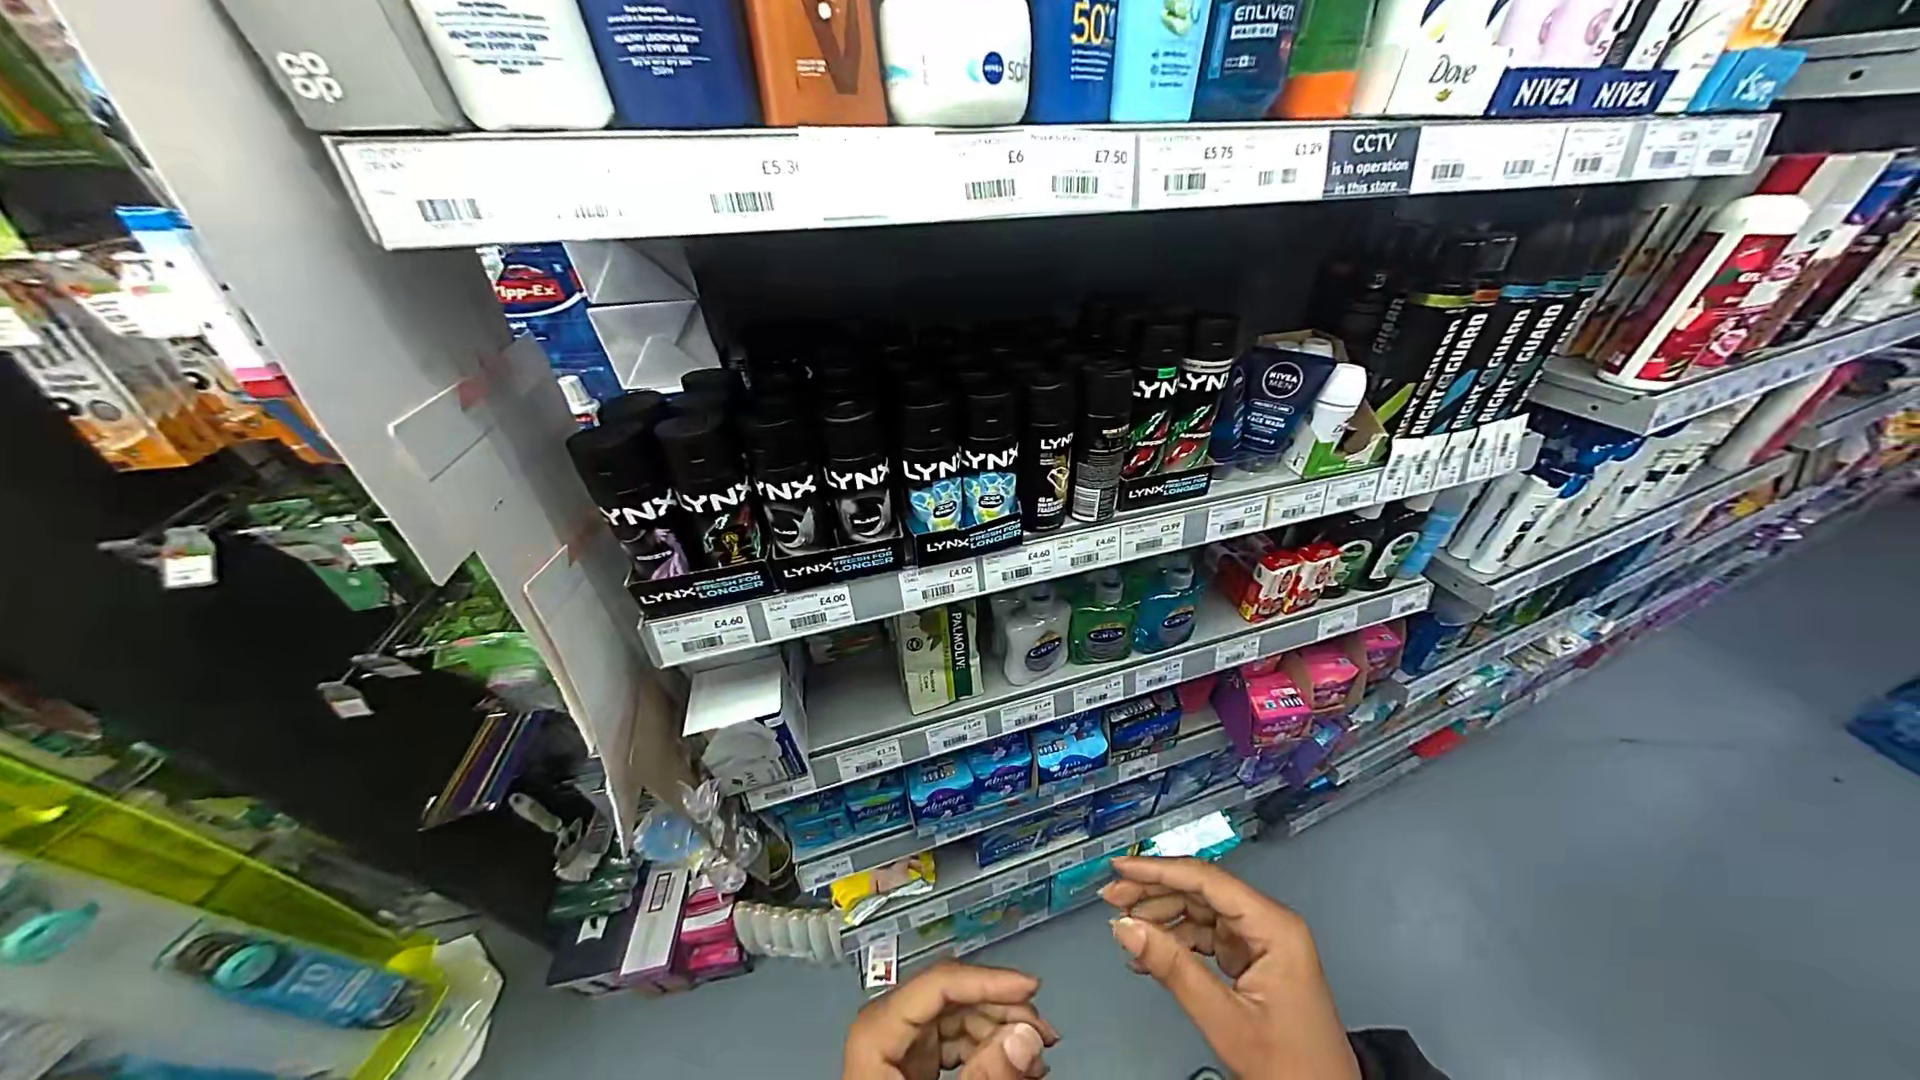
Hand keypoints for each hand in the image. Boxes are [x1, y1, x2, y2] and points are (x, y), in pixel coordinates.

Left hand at [842, 961, 1058, 1079]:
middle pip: (950, 998)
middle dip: (1001, 1009)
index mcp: (876, 1034)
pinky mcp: (912, 1065)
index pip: (937, 985)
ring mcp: (898, 1047)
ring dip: (999, 1030)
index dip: (987, 980)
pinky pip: (952, 1042)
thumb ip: (983, 1078)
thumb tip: (1025, 1037)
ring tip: (1035, 1055)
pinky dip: (985, 1049)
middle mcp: (885, 1029)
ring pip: (956, 1018)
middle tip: (1043, 1032)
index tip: (1030, 987)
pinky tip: (1013, 1064)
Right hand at [1100, 856, 1359, 1079]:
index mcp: (1274, 926)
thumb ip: (1174, 968)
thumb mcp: (1226, 1019)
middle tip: (1112, 896)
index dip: (1158, 869)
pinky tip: (1148, 953)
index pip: (1206, 880)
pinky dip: (1174, 941)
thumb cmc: (1291, 1067)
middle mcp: (1267, 923)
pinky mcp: (1250, 958)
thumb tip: (1126, 926)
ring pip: (1198, 910)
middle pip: (1200, 891)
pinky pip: (1204, 936)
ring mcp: (1259, 940)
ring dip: (1159, 916)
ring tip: (1124, 926)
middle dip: (1153, 891)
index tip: (1121, 866)